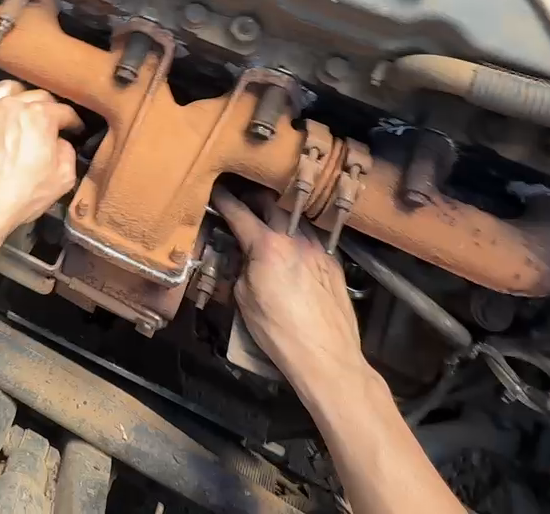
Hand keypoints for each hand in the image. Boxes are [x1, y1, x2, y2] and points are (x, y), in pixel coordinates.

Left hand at [0, 81, 81, 254]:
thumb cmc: (20, 197)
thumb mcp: (62, 180)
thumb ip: (68, 152)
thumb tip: (60, 140)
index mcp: (39, 116)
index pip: (63, 111)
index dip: (72, 121)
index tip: (74, 129)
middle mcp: (11, 104)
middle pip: (36, 96)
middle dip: (47, 108)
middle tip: (48, 124)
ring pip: (6, 89)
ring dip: (17, 98)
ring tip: (18, 112)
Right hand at [213, 187, 366, 401]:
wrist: (327, 358)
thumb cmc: (278, 332)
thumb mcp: (244, 298)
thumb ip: (240, 267)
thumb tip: (242, 256)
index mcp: (267, 246)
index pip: (238, 212)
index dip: (223, 200)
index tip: (215, 191)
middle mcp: (294, 239)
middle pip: (272, 203)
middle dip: (254, 199)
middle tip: (243, 204)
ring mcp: (319, 249)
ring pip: (296, 216)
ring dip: (279, 214)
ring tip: (268, 222)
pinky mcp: (334, 263)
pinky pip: (313, 236)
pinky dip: (298, 233)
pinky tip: (293, 245)